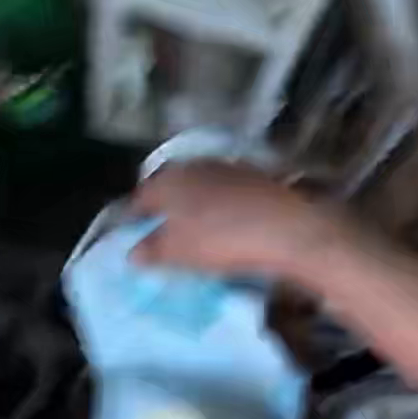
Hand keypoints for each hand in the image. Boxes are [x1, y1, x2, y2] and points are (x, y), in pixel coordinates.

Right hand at [131, 162, 356, 281]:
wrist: (286, 229)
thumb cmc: (221, 240)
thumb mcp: (177, 253)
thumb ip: (151, 250)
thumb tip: (134, 251)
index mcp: (169, 180)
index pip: (141, 196)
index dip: (134, 215)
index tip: (131, 232)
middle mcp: (196, 166)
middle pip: (171, 184)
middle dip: (165, 205)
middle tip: (162, 228)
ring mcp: (229, 167)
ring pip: (201, 185)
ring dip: (194, 203)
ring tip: (194, 227)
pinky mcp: (257, 176)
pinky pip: (227, 191)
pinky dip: (221, 204)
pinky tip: (226, 221)